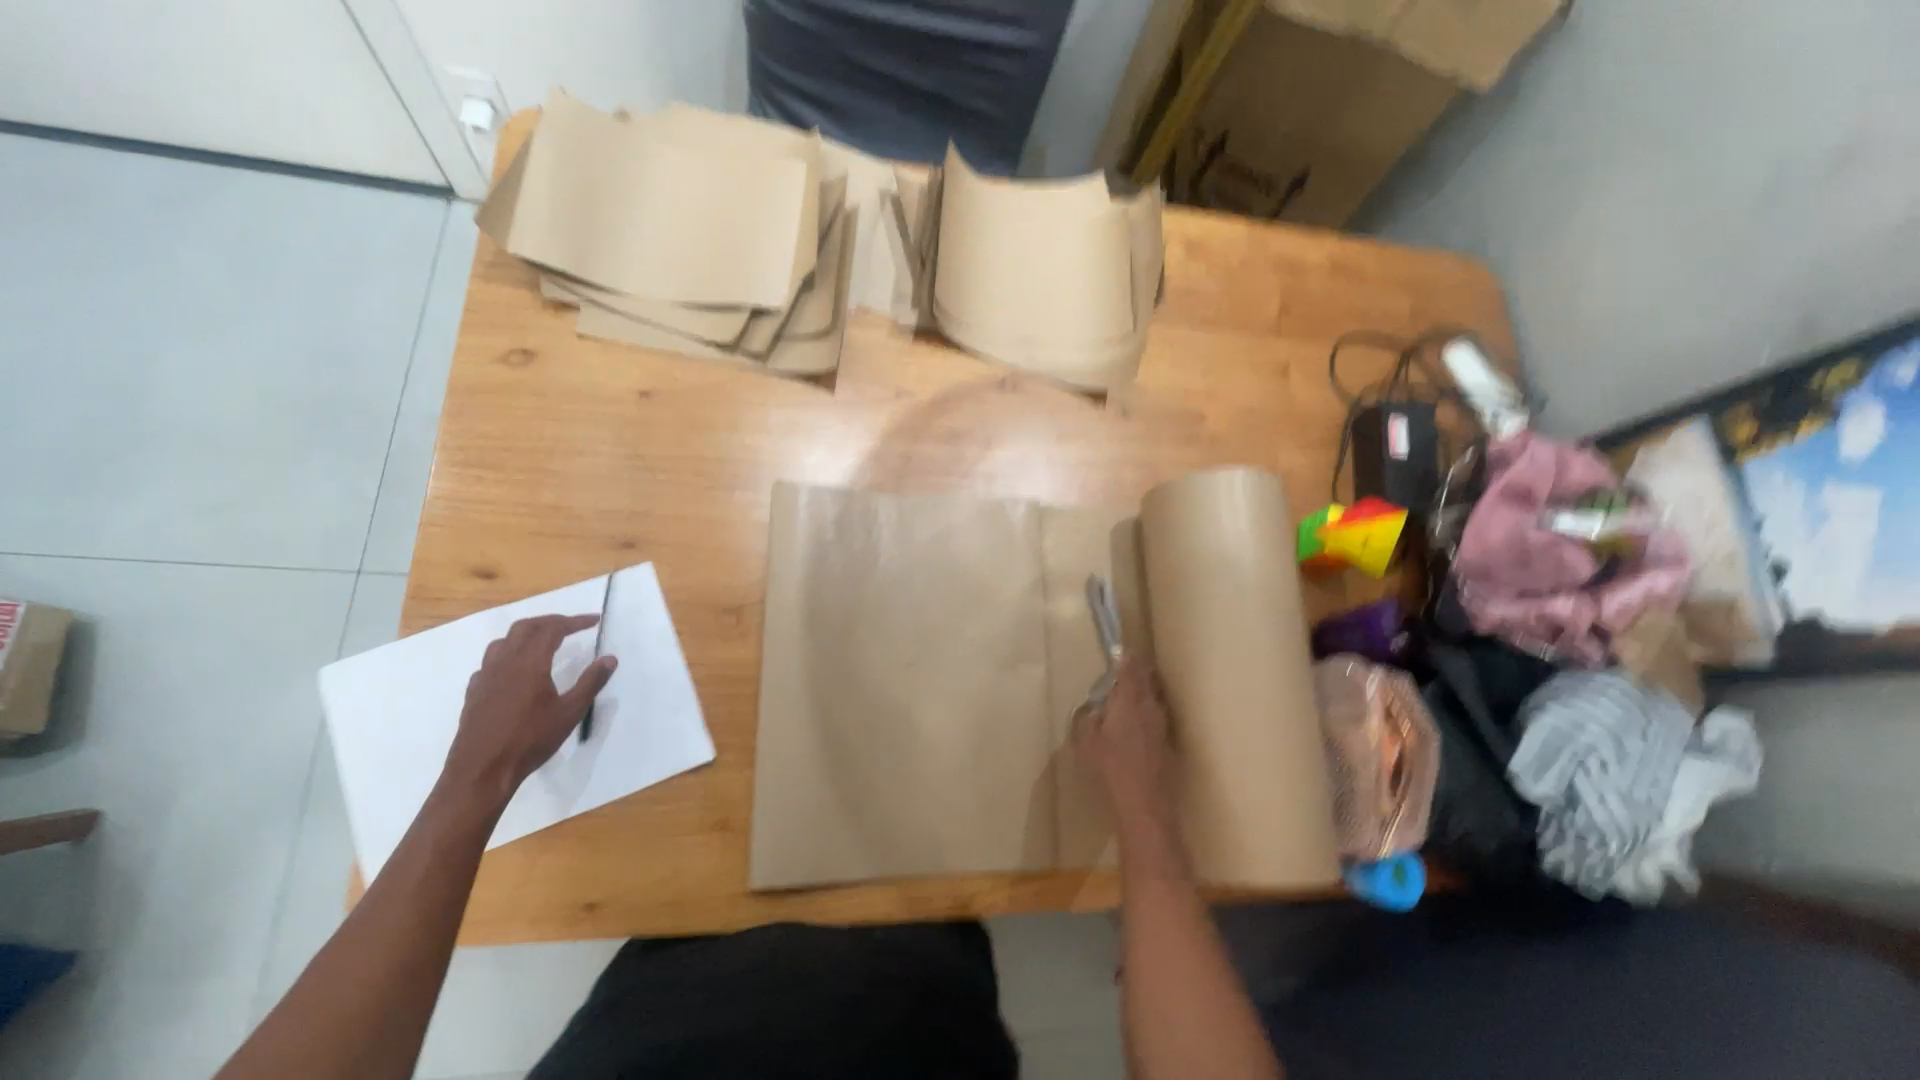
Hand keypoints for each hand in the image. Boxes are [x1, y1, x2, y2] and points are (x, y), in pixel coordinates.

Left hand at [441, 615, 616, 803]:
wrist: (482, 769)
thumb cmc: (530, 740)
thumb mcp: (570, 712)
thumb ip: (590, 682)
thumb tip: (610, 658)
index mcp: (530, 662)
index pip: (553, 629)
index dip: (575, 621)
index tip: (593, 621)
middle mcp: (505, 662)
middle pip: (526, 627)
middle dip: (550, 621)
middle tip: (570, 626)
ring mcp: (485, 676)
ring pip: (503, 641)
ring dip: (526, 634)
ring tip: (542, 643)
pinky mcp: (474, 692)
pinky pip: (490, 662)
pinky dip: (507, 655)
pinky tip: (514, 671)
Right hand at [1073, 657, 1174, 829]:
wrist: (1144, 802)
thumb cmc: (1110, 768)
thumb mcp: (1087, 744)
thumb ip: (1090, 722)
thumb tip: (1096, 712)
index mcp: (1128, 702)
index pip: (1131, 671)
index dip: (1127, 660)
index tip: (1123, 652)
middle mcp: (1150, 707)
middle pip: (1148, 681)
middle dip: (1139, 672)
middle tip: (1129, 669)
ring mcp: (1163, 725)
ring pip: (1156, 699)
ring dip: (1147, 692)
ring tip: (1135, 695)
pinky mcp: (1169, 742)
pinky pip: (1159, 718)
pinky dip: (1150, 713)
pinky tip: (1142, 724)